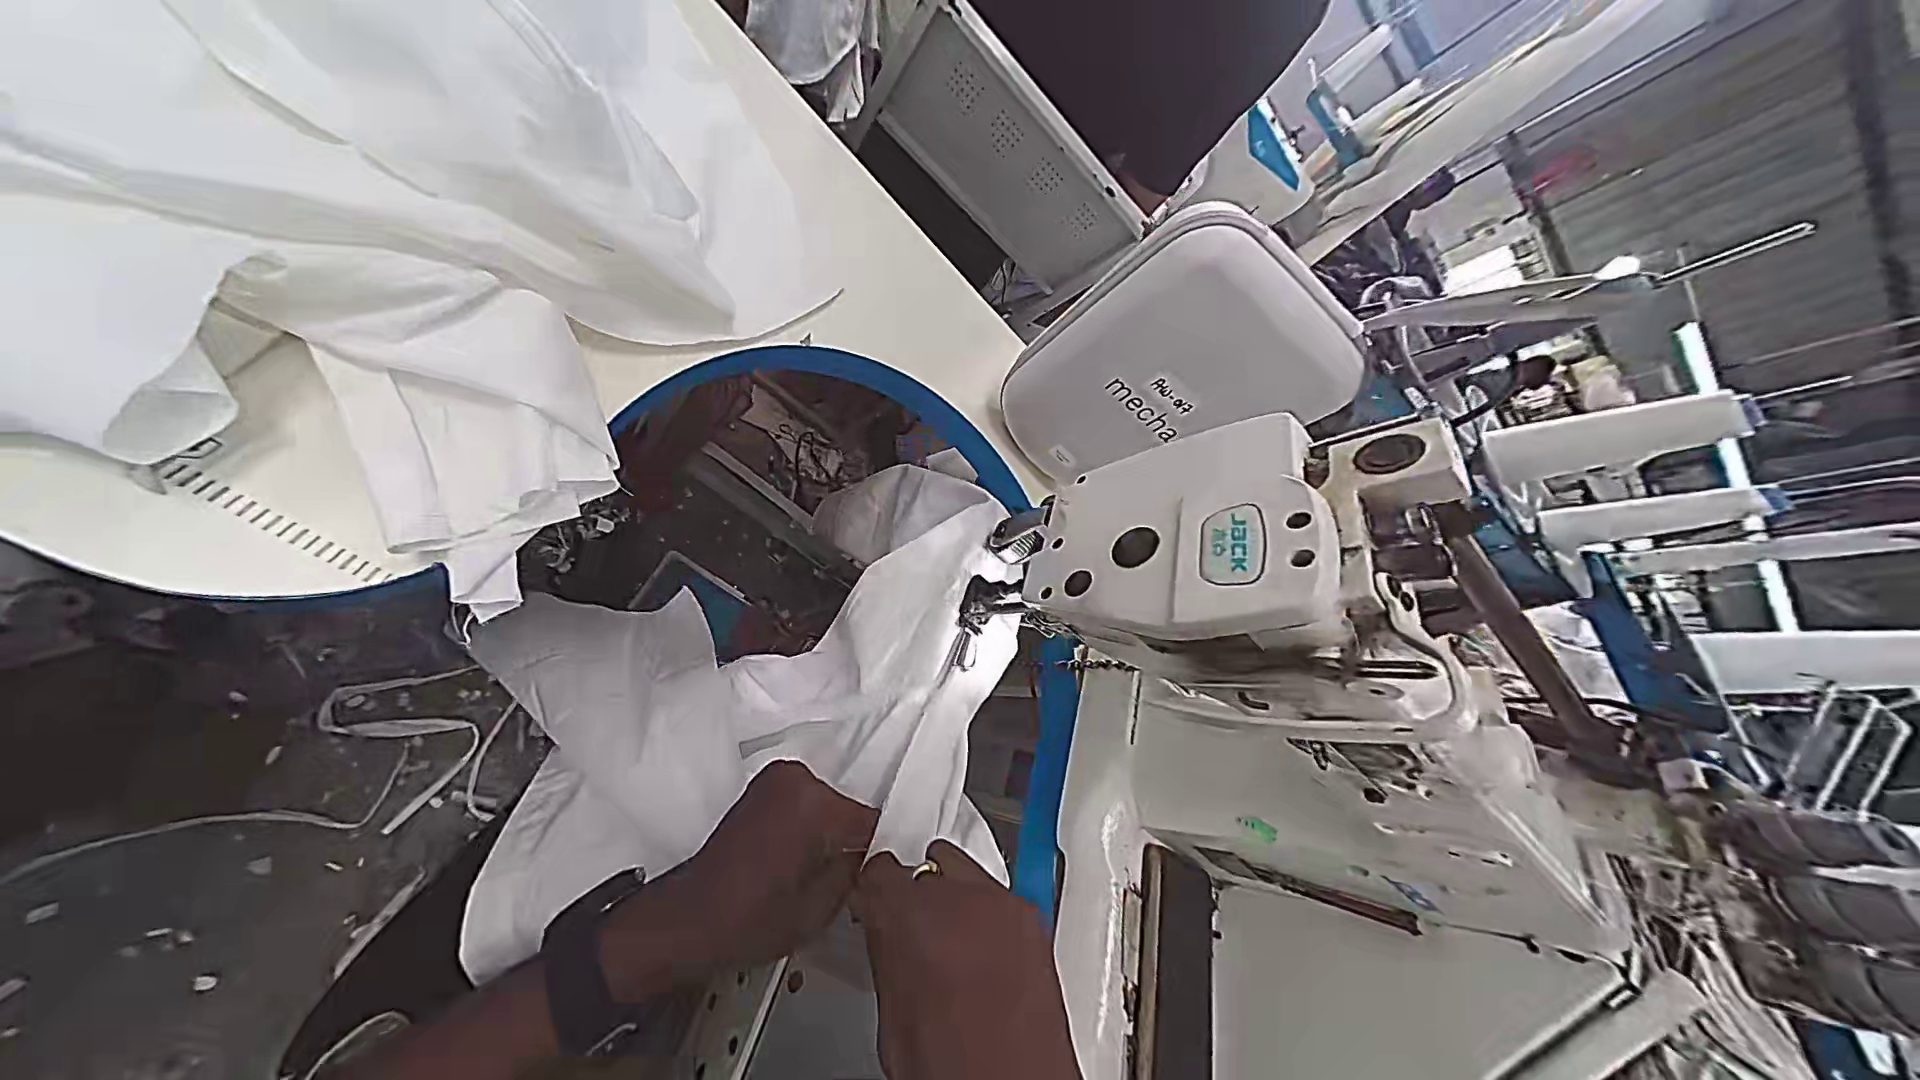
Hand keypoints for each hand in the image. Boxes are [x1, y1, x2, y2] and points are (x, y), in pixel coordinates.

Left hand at [601, 761, 876, 998]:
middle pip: (849, 809)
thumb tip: (873, 856)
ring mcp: (777, 779)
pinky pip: (806, 801)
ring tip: (815, 869)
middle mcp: (796, 780)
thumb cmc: (742, 920)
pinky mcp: (764, 787)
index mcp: (815, 805)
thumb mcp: (821, 908)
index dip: (878, 851)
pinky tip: (800, 856)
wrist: (687, 920)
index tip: (879, 868)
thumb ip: (858, 870)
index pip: (870, 820)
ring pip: (829, 804)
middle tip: (848, 876)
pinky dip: (810, 824)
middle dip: (852, 840)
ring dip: (830, 831)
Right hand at [854, 841, 1081, 1079]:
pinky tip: (986, 954)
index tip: (876, 900)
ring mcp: (997, 901)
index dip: (875, 889)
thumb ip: (888, 952)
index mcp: (906, 913)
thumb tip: (889, 938)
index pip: (880, 871)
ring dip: (958, 899)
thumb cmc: (953, 1068)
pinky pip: (1000, 899)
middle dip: (919, 891)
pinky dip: (991, 916)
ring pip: (967, 874)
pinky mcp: (1030, 917)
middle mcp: (954, 894)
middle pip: (927, 867)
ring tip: (956, 944)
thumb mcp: (892, 1011)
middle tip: (916, 928)